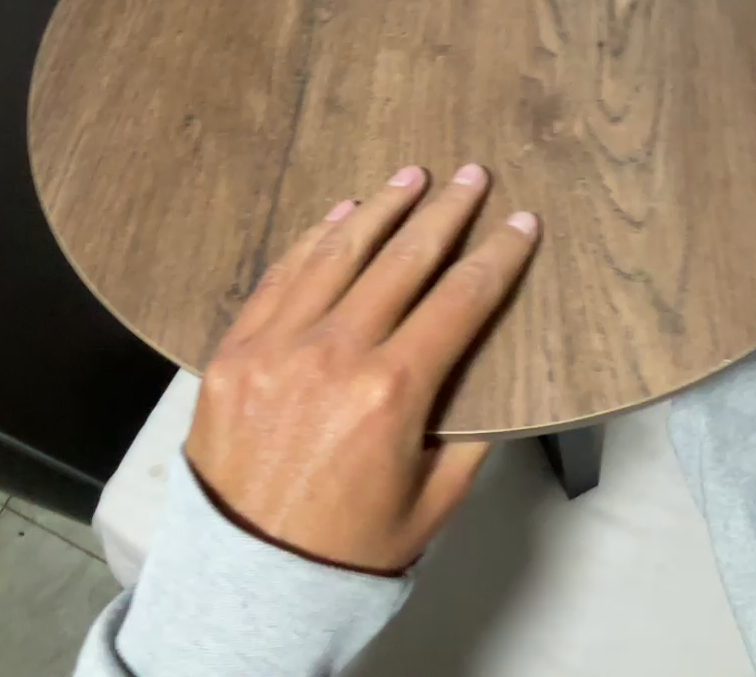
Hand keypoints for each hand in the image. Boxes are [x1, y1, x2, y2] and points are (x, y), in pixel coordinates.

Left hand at [185, 163, 538, 574]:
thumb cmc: (350, 547)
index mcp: (391, 392)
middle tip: (471, 175)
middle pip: (403, 260)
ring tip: (411, 174)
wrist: (246, 580)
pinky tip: (341, 211)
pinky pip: (280, 276)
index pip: (461, 301)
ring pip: (339, 253)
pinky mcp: (235, 348)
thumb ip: (470, 434)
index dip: (498, 256)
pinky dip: (313, 239)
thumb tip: (487, 377)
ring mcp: (277, 345)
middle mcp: (334, 354)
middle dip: (445, 212)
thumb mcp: (434, 502)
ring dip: (381, 207)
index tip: (521, 222)